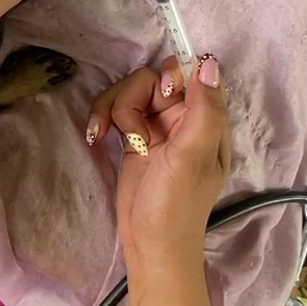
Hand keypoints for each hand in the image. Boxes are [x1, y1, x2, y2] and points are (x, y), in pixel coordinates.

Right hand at [85, 55, 232, 274]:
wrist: (149, 243)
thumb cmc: (177, 204)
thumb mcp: (194, 156)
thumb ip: (204, 109)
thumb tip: (209, 62)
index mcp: (206, 120)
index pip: (189, 74)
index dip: (170, 76)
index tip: (162, 94)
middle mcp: (181, 119)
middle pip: (150, 79)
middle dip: (131, 98)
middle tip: (133, 129)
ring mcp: (155, 127)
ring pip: (128, 93)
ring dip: (113, 110)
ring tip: (108, 136)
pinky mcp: (132, 137)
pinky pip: (115, 110)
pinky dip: (102, 119)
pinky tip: (97, 136)